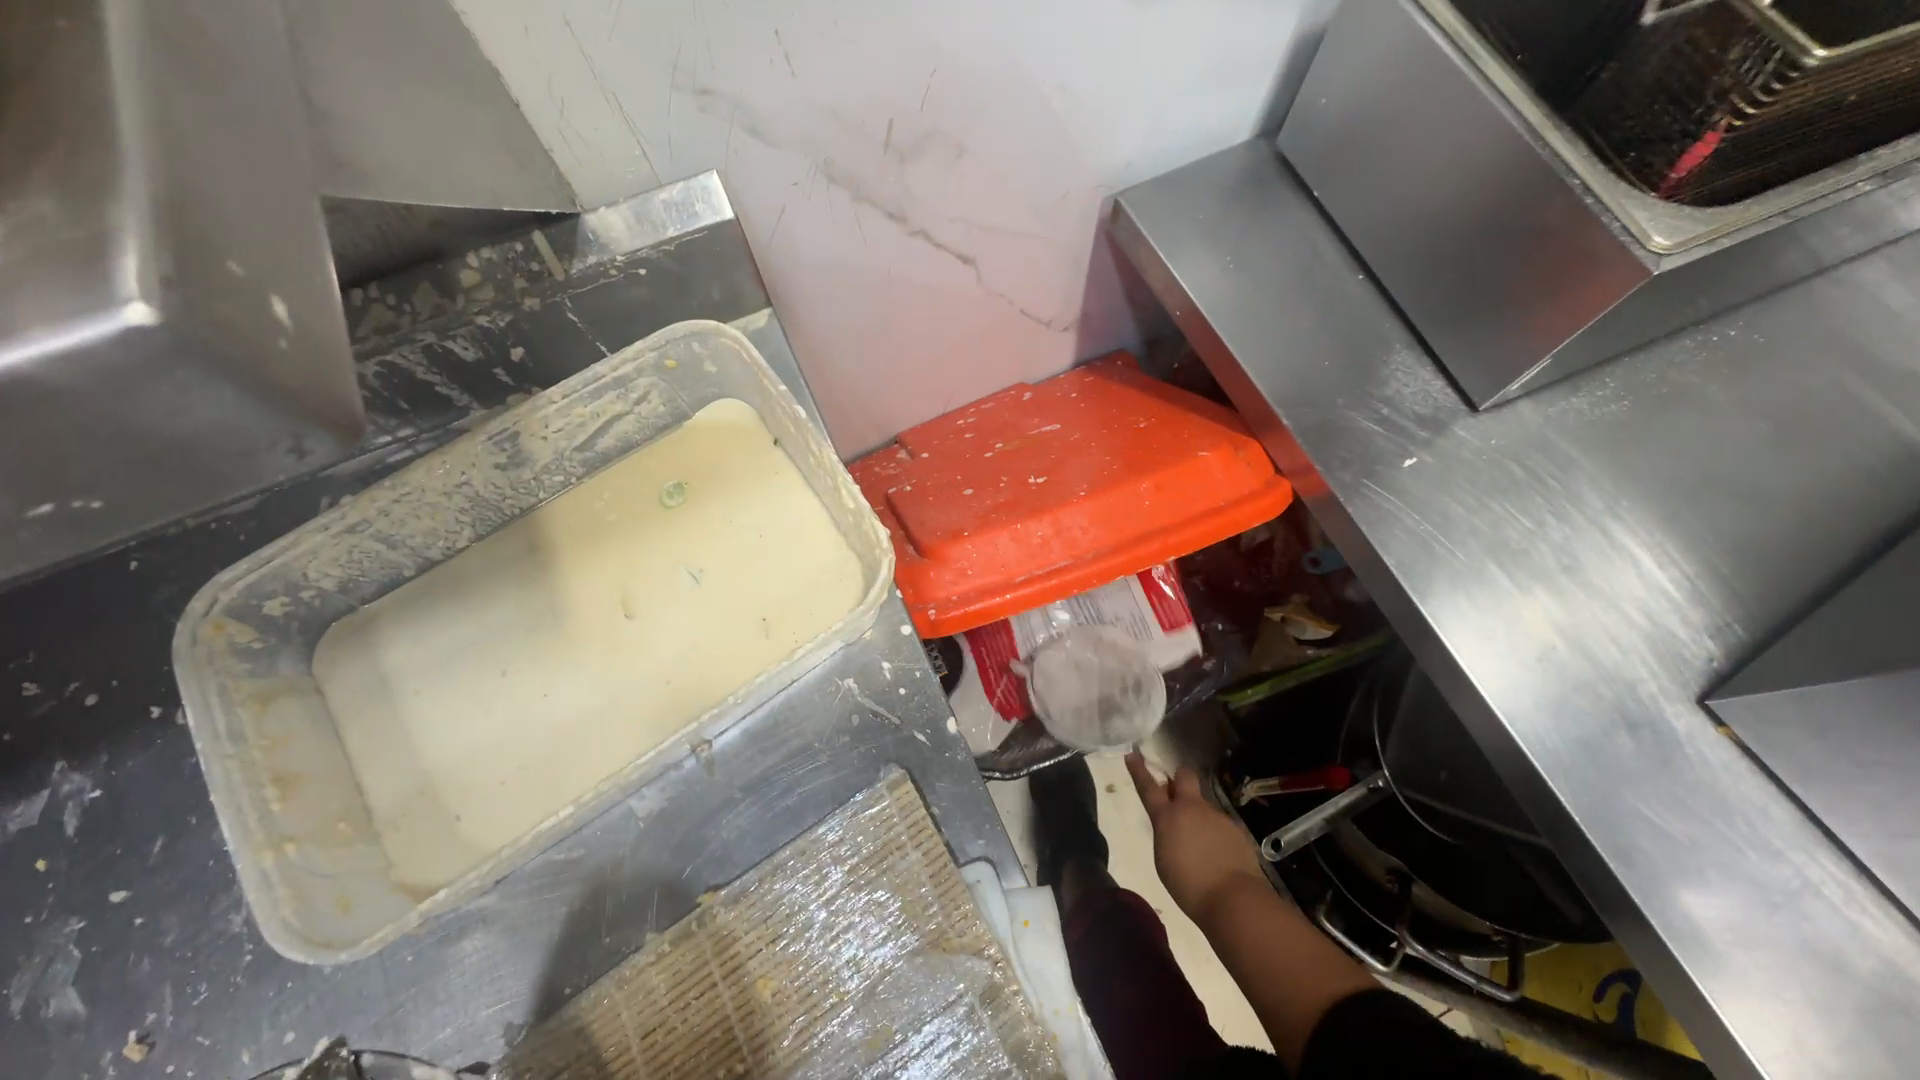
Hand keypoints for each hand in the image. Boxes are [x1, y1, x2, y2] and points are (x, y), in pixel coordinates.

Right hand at [1125, 751, 1266, 926]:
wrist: (1233, 898)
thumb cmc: (1188, 885)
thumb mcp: (1163, 859)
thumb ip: (1165, 833)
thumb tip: (1172, 824)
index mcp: (1168, 817)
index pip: (1149, 787)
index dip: (1139, 770)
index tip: (1133, 755)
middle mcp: (1193, 809)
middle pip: (1185, 776)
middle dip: (1179, 779)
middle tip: (1175, 793)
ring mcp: (1217, 816)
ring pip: (1203, 805)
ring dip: (1198, 816)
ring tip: (1199, 846)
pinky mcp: (1236, 829)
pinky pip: (1219, 824)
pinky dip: (1214, 835)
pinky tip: (1217, 856)